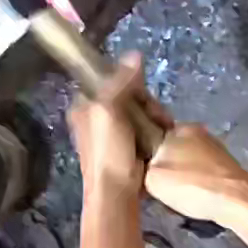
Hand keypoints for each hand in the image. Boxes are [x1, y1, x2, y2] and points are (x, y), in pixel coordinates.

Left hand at [67, 53, 155, 198]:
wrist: (117, 193)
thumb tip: (135, 54)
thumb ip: (121, 82)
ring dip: (156, 118)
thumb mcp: (109, 110)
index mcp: (84, 105)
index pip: (110, 80)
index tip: (143, 92)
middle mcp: (97, 116)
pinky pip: (148, 128)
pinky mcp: (130, 146)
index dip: (129, 82)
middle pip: (130, 96)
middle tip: (157, 116)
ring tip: (163, 129)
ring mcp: (114, 133)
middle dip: (147, 104)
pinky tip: (163, 136)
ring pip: (142, 112)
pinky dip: (157, 131)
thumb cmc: (107, 151)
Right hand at [144, 123, 247, 225]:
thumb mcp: (152, 178)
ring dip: (179, 174)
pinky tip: (194, 194)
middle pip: (169, 147)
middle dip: (162, 164)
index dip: (142, 151)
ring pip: (186, 160)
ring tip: (175, 193)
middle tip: (155, 186)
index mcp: (180, 127)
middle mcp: (198, 131)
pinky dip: (195, 180)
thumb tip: (143, 165)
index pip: (151, 132)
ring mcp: (215, 146)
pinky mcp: (226, 163)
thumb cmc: (192, 186)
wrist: (236, 201)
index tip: (138, 168)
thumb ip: (143, 167)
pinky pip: (201, 169)